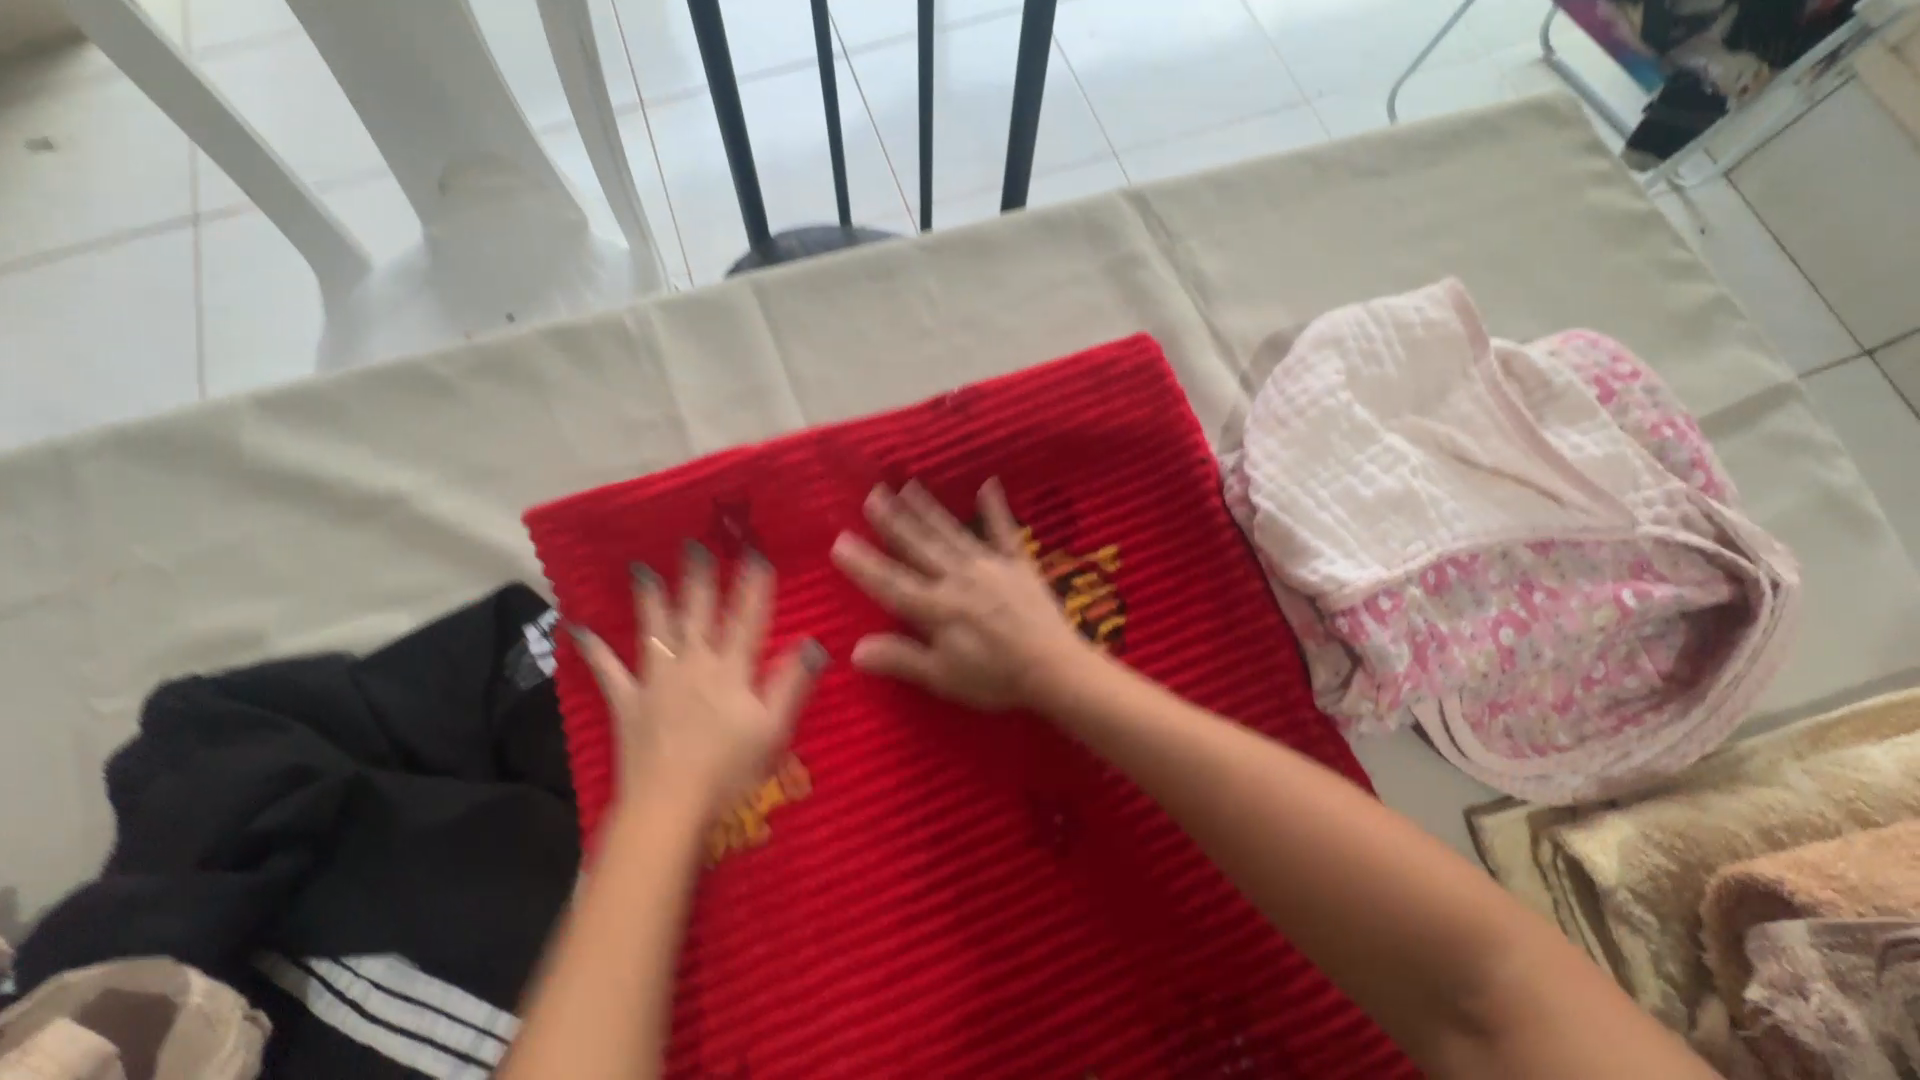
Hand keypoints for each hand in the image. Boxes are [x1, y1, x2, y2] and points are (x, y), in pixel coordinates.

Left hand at [568, 546, 825, 813]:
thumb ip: (792, 683)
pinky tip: (579, 628)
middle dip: (699, 578)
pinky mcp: (627, 702)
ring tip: (643, 569)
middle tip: (694, 543)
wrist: (669, 804)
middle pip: (698, 614)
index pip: (747, 619)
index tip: (755, 553)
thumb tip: (814, 643)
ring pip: (655, 630)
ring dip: (651, 598)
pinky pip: (608, 670)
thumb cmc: (729, 770)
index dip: (753, 586)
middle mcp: (693, 665)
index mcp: (731, 671)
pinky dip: (594, 649)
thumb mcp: (773, 729)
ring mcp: (656, 681)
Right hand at [831, 478, 1091, 710]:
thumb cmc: (996, 678)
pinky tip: (989, 485)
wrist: (1055, 667)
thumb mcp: (943, 677)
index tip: (840, 541)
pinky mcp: (1019, 566)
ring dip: (928, 510)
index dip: (864, 564)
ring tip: (909, 486)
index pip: (891, 582)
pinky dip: (996, 509)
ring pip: (951, 533)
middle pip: (919, 546)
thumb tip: (854, 650)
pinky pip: (1005, 532)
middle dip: (893, 521)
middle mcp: (958, 578)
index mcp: (937, 608)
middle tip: (873, 495)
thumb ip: (901, 659)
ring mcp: (990, 567)